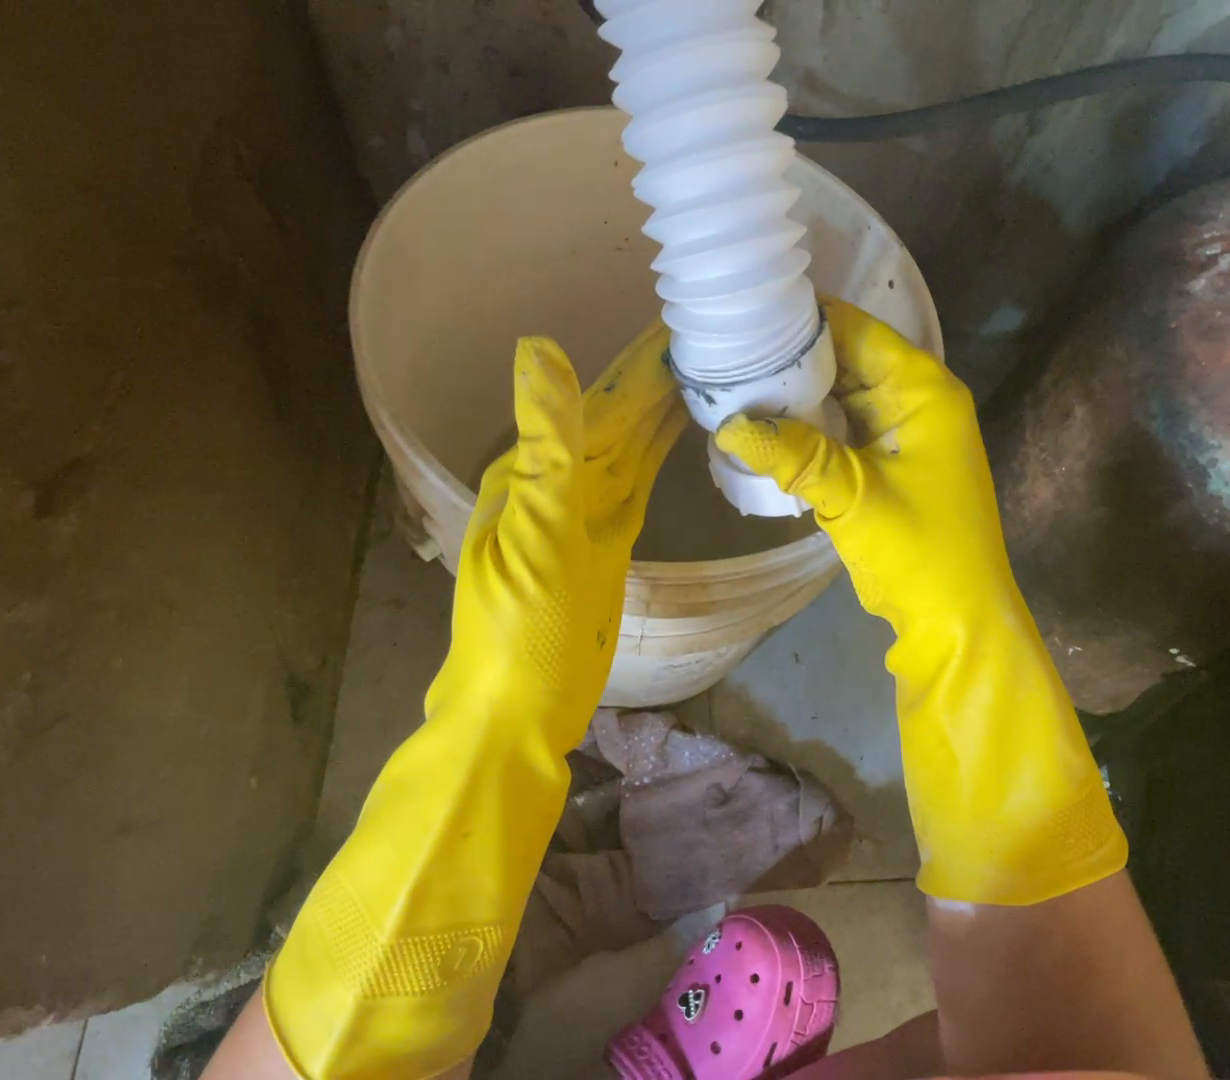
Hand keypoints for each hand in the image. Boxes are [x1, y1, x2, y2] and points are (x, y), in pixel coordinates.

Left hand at [446, 321, 688, 743]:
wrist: (520, 710)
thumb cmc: (522, 629)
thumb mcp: (537, 534)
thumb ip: (548, 446)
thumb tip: (537, 347)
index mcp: (533, 474)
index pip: (593, 404)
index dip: (636, 365)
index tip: (678, 322)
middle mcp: (556, 485)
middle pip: (615, 420)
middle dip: (655, 379)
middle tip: (709, 334)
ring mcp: (584, 516)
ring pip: (629, 448)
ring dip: (662, 411)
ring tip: (706, 369)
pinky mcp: (607, 545)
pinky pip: (635, 485)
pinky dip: (657, 456)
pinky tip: (677, 433)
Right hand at [715, 298, 1124, 904]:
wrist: (954, 619)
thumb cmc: (919, 552)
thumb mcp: (852, 497)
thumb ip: (791, 455)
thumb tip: (726, 423)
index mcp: (923, 390)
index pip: (858, 330)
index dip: (805, 316)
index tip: (748, 309)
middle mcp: (914, 399)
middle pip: (845, 357)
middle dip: (791, 353)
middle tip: (728, 345)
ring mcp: (899, 431)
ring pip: (838, 393)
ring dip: (794, 390)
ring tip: (733, 376)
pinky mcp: (883, 461)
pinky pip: (838, 427)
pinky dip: (805, 423)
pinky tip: (761, 422)